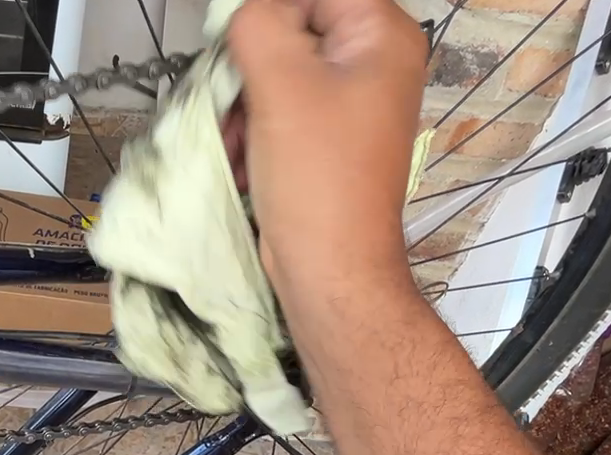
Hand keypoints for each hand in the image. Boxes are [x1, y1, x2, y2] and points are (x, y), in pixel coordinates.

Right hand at [227, 0, 428, 306]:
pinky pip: (283, 124)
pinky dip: (255, 142)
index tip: (231, 57)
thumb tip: (246, 15)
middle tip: (229, 112)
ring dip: (244, 116)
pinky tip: (244, 169)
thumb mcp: (281, 85)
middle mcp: (374, 69)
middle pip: (294, 39)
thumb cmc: (315, 179)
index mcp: (381, 37)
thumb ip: (259, 26)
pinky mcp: (328, 153)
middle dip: (249, 78)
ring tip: (234, 150)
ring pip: (280, 86)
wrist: (328, 272)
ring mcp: (351, 114)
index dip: (266, 18)